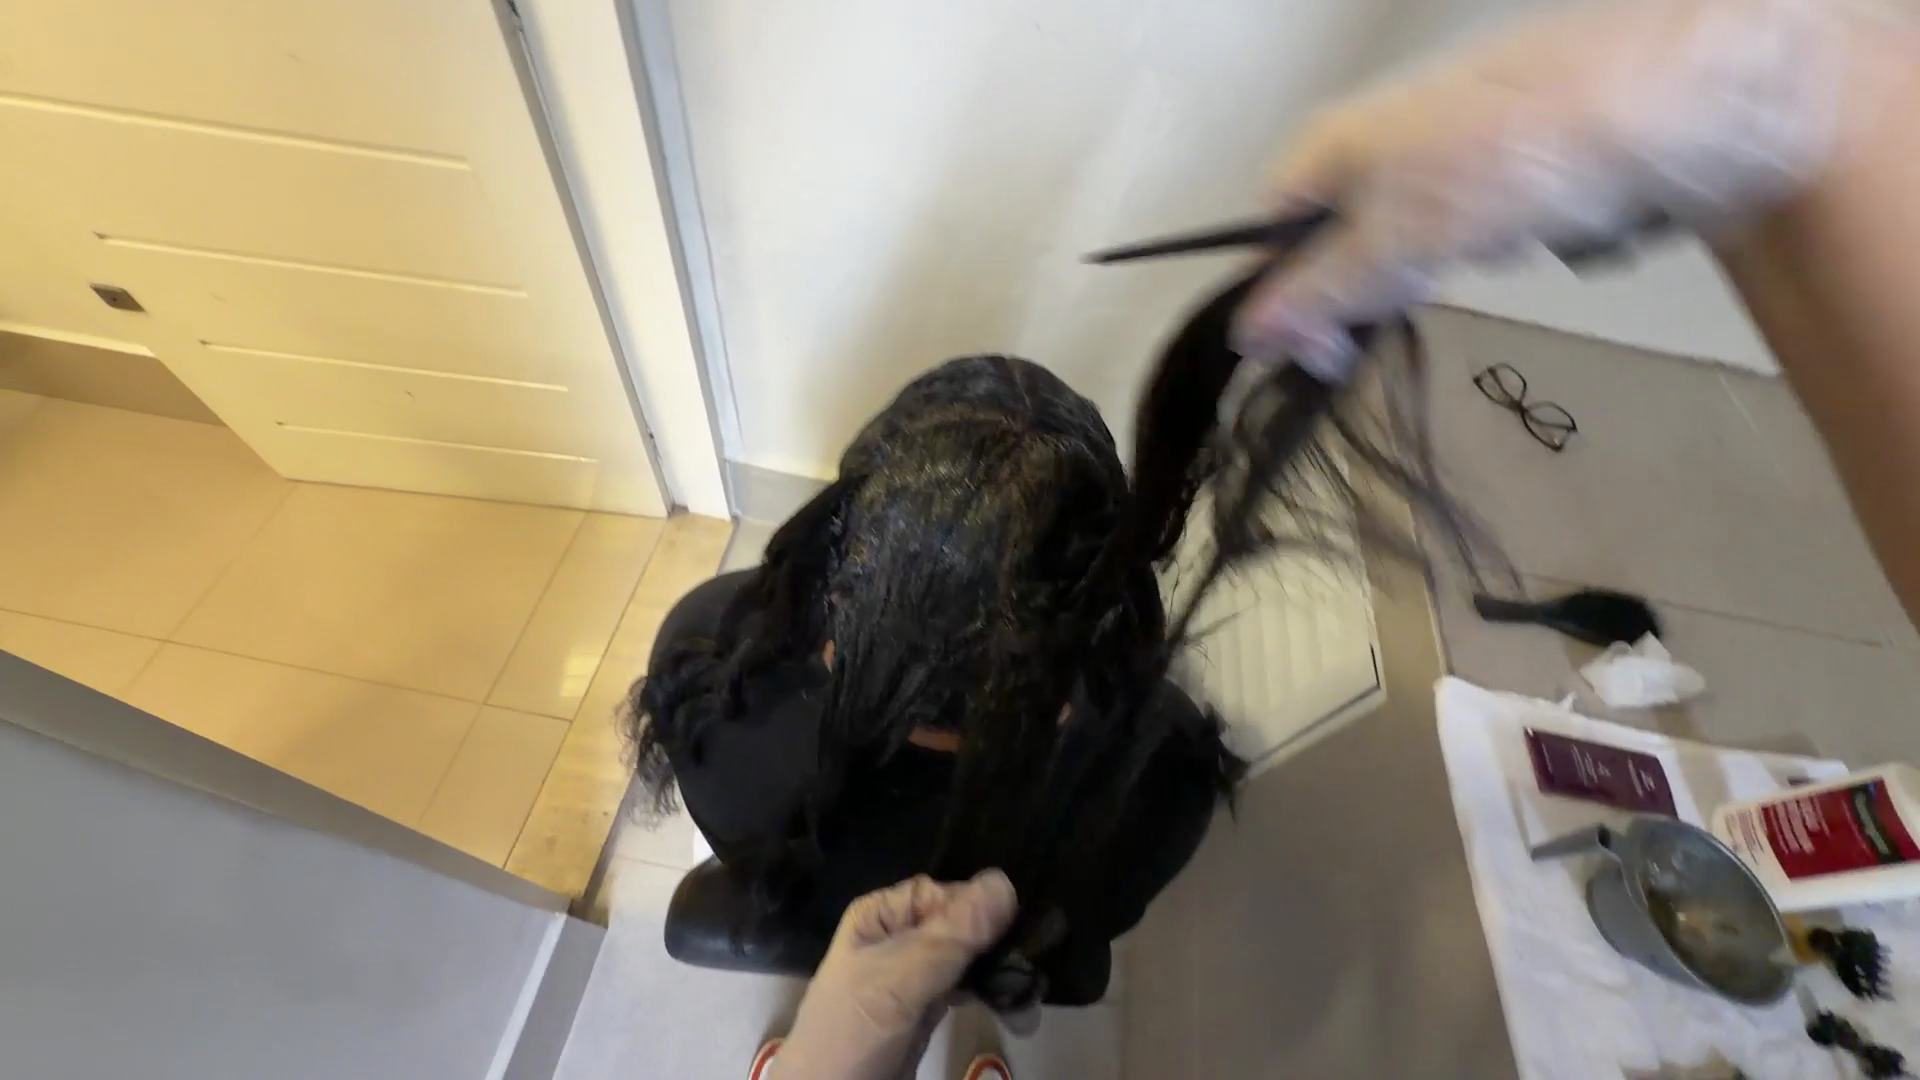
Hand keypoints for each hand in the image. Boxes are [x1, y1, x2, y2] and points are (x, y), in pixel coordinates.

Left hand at [776, 870, 1017, 1079]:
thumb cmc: (853, 1031)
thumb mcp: (899, 979)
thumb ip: (951, 935)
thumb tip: (1005, 881)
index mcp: (880, 916)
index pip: (939, 893)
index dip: (971, 908)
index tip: (1007, 929)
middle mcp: (898, 939)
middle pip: (957, 924)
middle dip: (993, 941)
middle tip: (1033, 963)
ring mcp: (914, 977)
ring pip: (967, 958)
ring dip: (1000, 970)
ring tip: (1031, 992)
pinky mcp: (928, 1012)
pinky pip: (966, 988)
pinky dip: (992, 995)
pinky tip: (1018, 1007)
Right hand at [1232, 0, 1908, 375]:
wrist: (1686, 96)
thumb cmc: (1509, 162)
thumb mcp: (1390, 241)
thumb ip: (1312, 295)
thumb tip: (1244, 340)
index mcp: (1326, 149)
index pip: (1266, 244)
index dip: (1283, 304)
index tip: (1324, 353)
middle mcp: (1364, 148)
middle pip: (1322, 249)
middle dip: (1356, 291)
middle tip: (1398, 308)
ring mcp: (1426, 155)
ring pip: (1381, 247)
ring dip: (1412, 273)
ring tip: (1466, 255)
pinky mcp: (1482, 169)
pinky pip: (1439, 231)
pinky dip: (1461, 250)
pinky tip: (1505, 236)